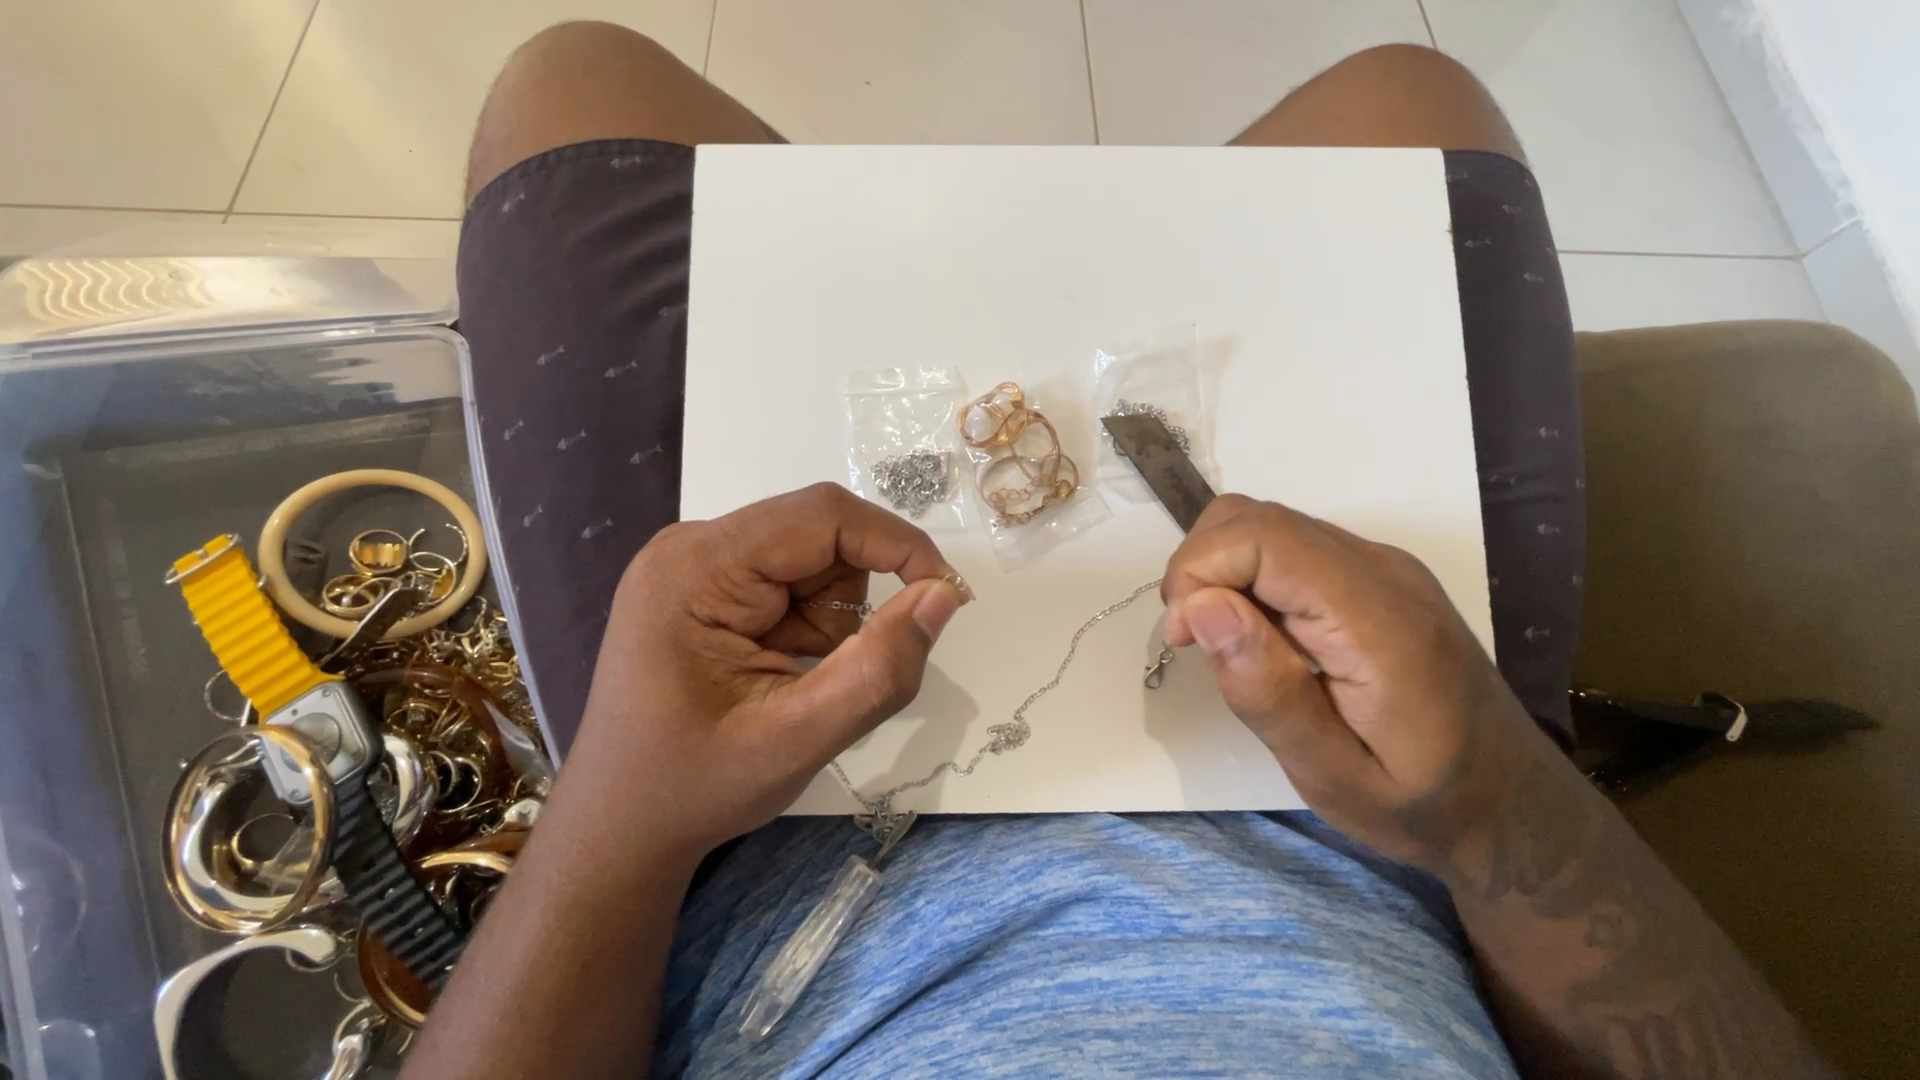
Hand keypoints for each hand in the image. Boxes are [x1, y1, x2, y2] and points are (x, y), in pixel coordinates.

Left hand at [569, 483, 968, 857]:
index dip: (897, 545)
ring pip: (814, 562)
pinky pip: (792, 585)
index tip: (946, 597)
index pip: (822, 517)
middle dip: (852, 602)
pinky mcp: (708, 589)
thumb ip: (877, 670)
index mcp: (698, 568)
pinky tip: (778, 674)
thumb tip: (943, 596)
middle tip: (836, 673)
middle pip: (819, 536)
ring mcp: (698, 566)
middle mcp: (694, 548)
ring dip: (833, 620)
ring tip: (795, 683)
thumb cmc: (694, 789)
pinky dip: (811, 629)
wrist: (621, 827)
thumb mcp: (797, 739)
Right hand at [1161, 494, 1545, 871]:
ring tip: (1225, 644)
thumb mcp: (1332, 776)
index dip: (1199, 569)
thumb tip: (1202, 607)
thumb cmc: (1419, 805)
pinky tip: (1259, 637)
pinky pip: (1291, 549)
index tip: (1181, 636)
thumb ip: (1268, 692)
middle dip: (1200, 568)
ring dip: (1220, 572)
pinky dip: (1249, 578)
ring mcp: (1383, 567)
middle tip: (1195, 641)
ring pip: (1269, 526)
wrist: (1511, 803)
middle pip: (1257, 518)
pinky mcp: (1376, 577)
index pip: (1263, 537)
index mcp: (1377, 620)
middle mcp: (1382, 571)